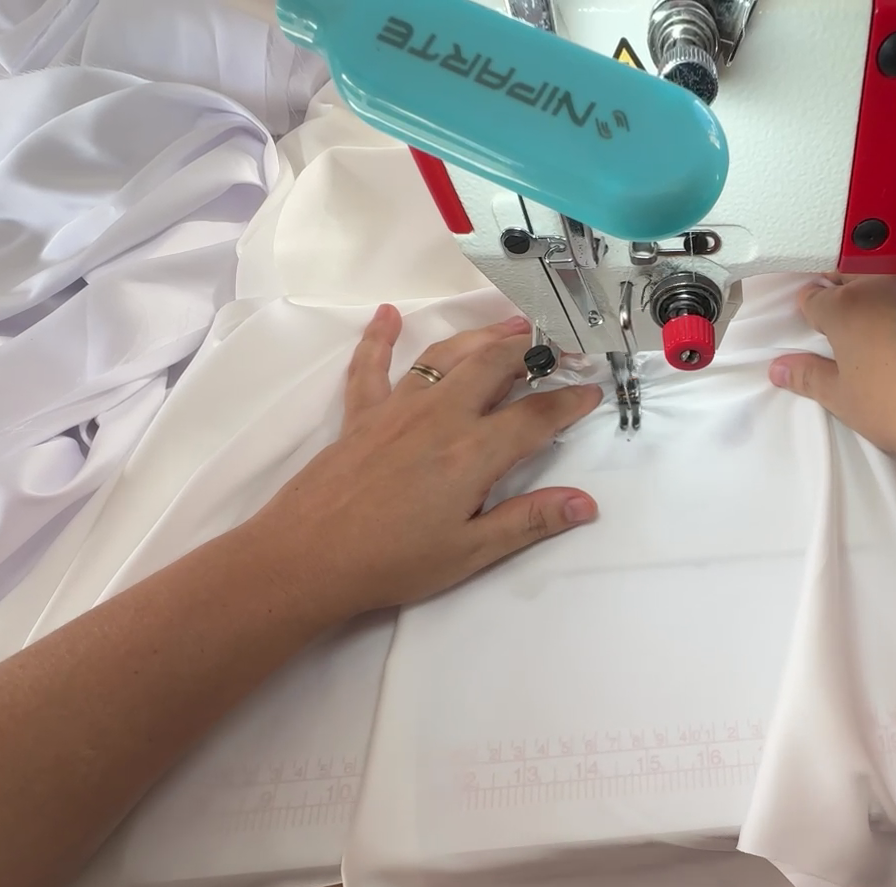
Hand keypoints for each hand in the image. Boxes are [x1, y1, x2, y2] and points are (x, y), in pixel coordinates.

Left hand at [245, 305, 601, 620]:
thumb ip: (531, 521)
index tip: (592, 391)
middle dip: (531, 352)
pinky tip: (387, 315)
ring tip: (509, 324)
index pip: (536, 416)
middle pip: (494, 367)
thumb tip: (586, 503)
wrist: (304, 560)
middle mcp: (440, 417)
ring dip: (481, 335)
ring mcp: (397, 409)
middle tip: (557, 347)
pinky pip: (371, 366)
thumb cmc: (393, 562)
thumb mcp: (472, 551)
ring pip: (446, 355)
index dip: (570, 401)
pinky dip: (378, 337)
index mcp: (473, 453)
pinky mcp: (360, 415)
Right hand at [767, 276, 895, 472]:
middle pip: (855, 274)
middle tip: (850, 309)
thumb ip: (809, 378)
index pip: (815, 299)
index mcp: (846, 310)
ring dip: (893, 279)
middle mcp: (886, 284)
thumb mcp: (845, 401)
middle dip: (846, 284)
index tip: (813, 317)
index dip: (810, 307)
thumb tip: (777, 368)